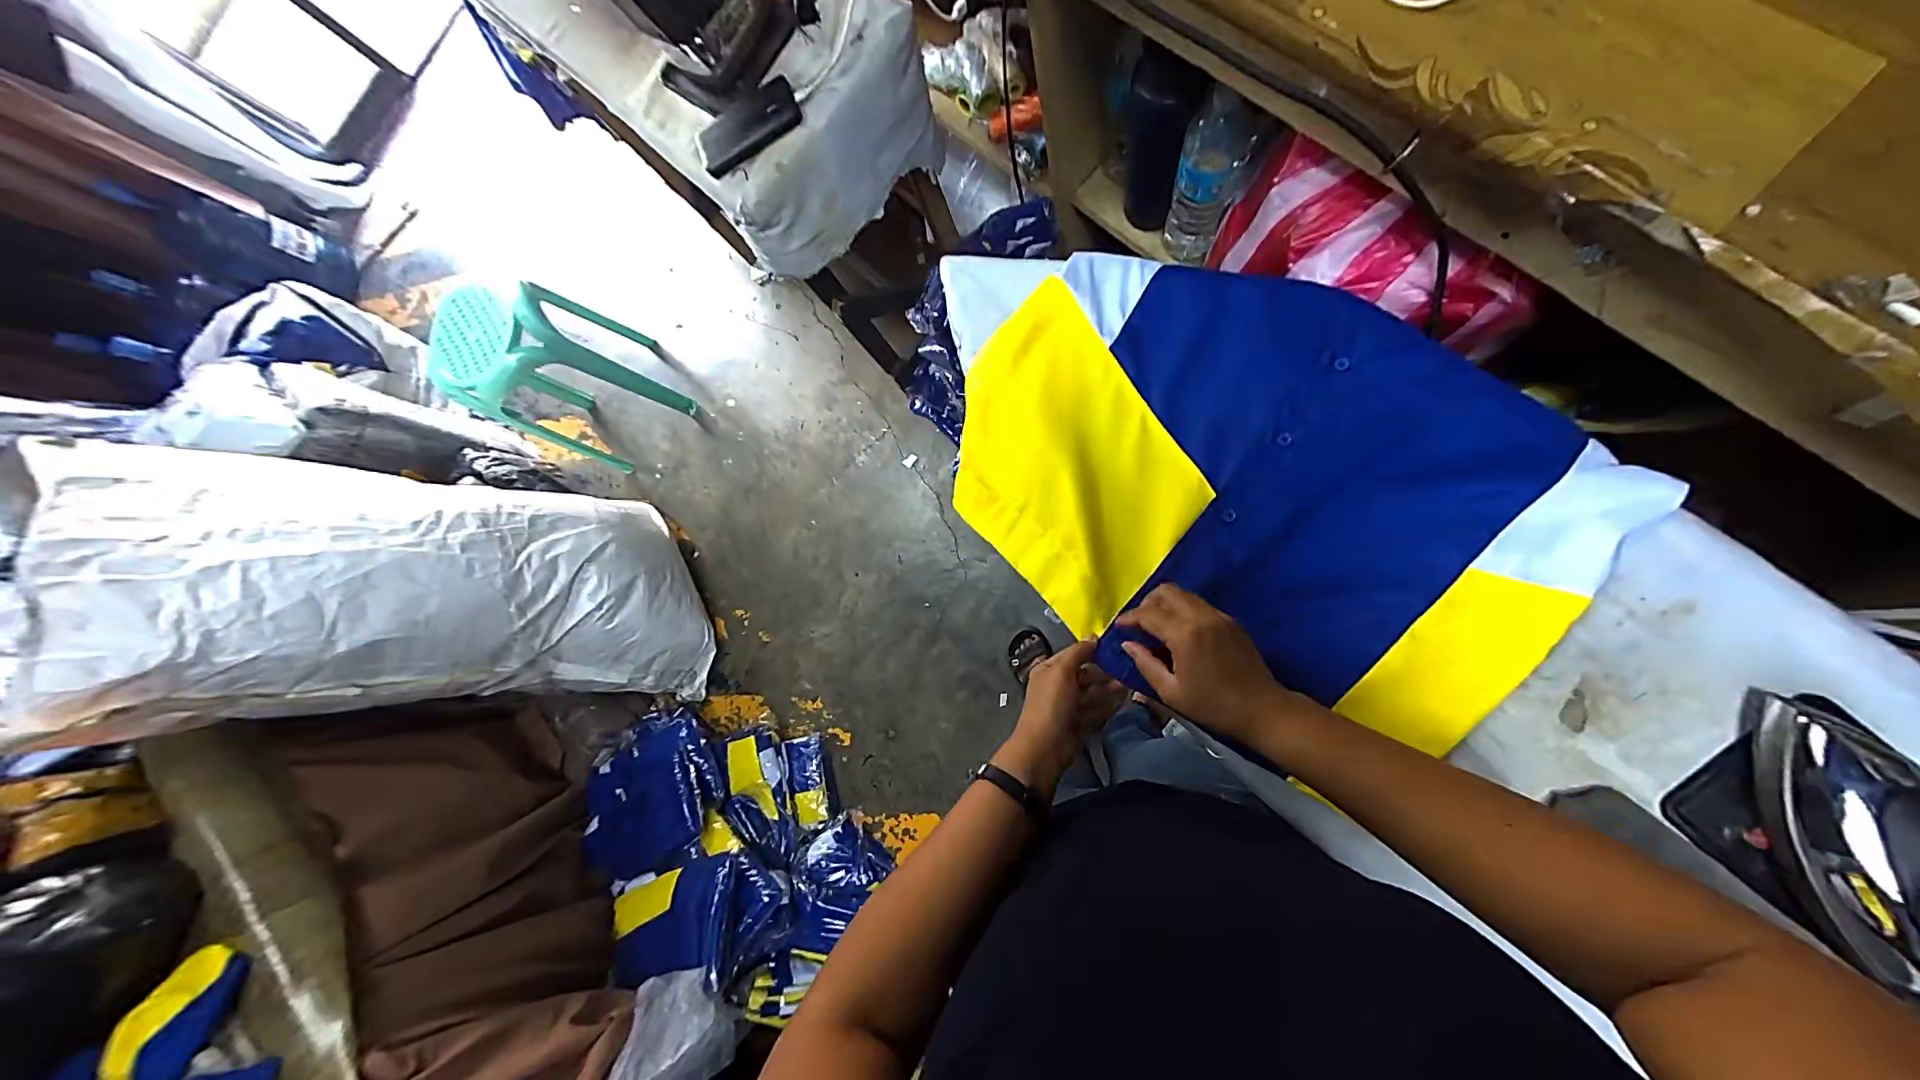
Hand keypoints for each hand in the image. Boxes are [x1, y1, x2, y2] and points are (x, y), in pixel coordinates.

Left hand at [995, 638, 1126, 794]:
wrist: (1046, 747)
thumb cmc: (1051, 704)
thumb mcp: (1062, 671)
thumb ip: (1078, 652)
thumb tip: (1092, 636)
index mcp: (1049, 669)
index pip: (1074, 655)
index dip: (1092, 651)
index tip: (1115, 648)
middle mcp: (1058, 685)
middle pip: (1086, 675)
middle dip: (1104, 674)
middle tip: (1125, 672)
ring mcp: (1068, 706)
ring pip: (1092, 694)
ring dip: (1109, 691)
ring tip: (1127, 687)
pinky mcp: (1078, 723)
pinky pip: (1095, 711)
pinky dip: (1107, 707)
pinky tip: (1121, 703)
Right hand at [1115, 584, 1303, 739]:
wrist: (1262, 709)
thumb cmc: (1213, 706)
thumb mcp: (1171, 692)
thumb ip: (1146, 664)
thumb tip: (1128, 645)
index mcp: (1185, 635)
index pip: (1148, 613)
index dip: (1129, 617)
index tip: (1119, 627)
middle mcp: (1202, 617)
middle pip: (1167, 591)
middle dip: (1147, 603)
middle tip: (1139, 624)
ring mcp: (1219, 616)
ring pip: (1184, 595)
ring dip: (1166, 605)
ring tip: (1158, 628)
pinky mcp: (1231, 621)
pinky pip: (1199, 604)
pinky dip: (1183, 610)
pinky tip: (1181, 633)